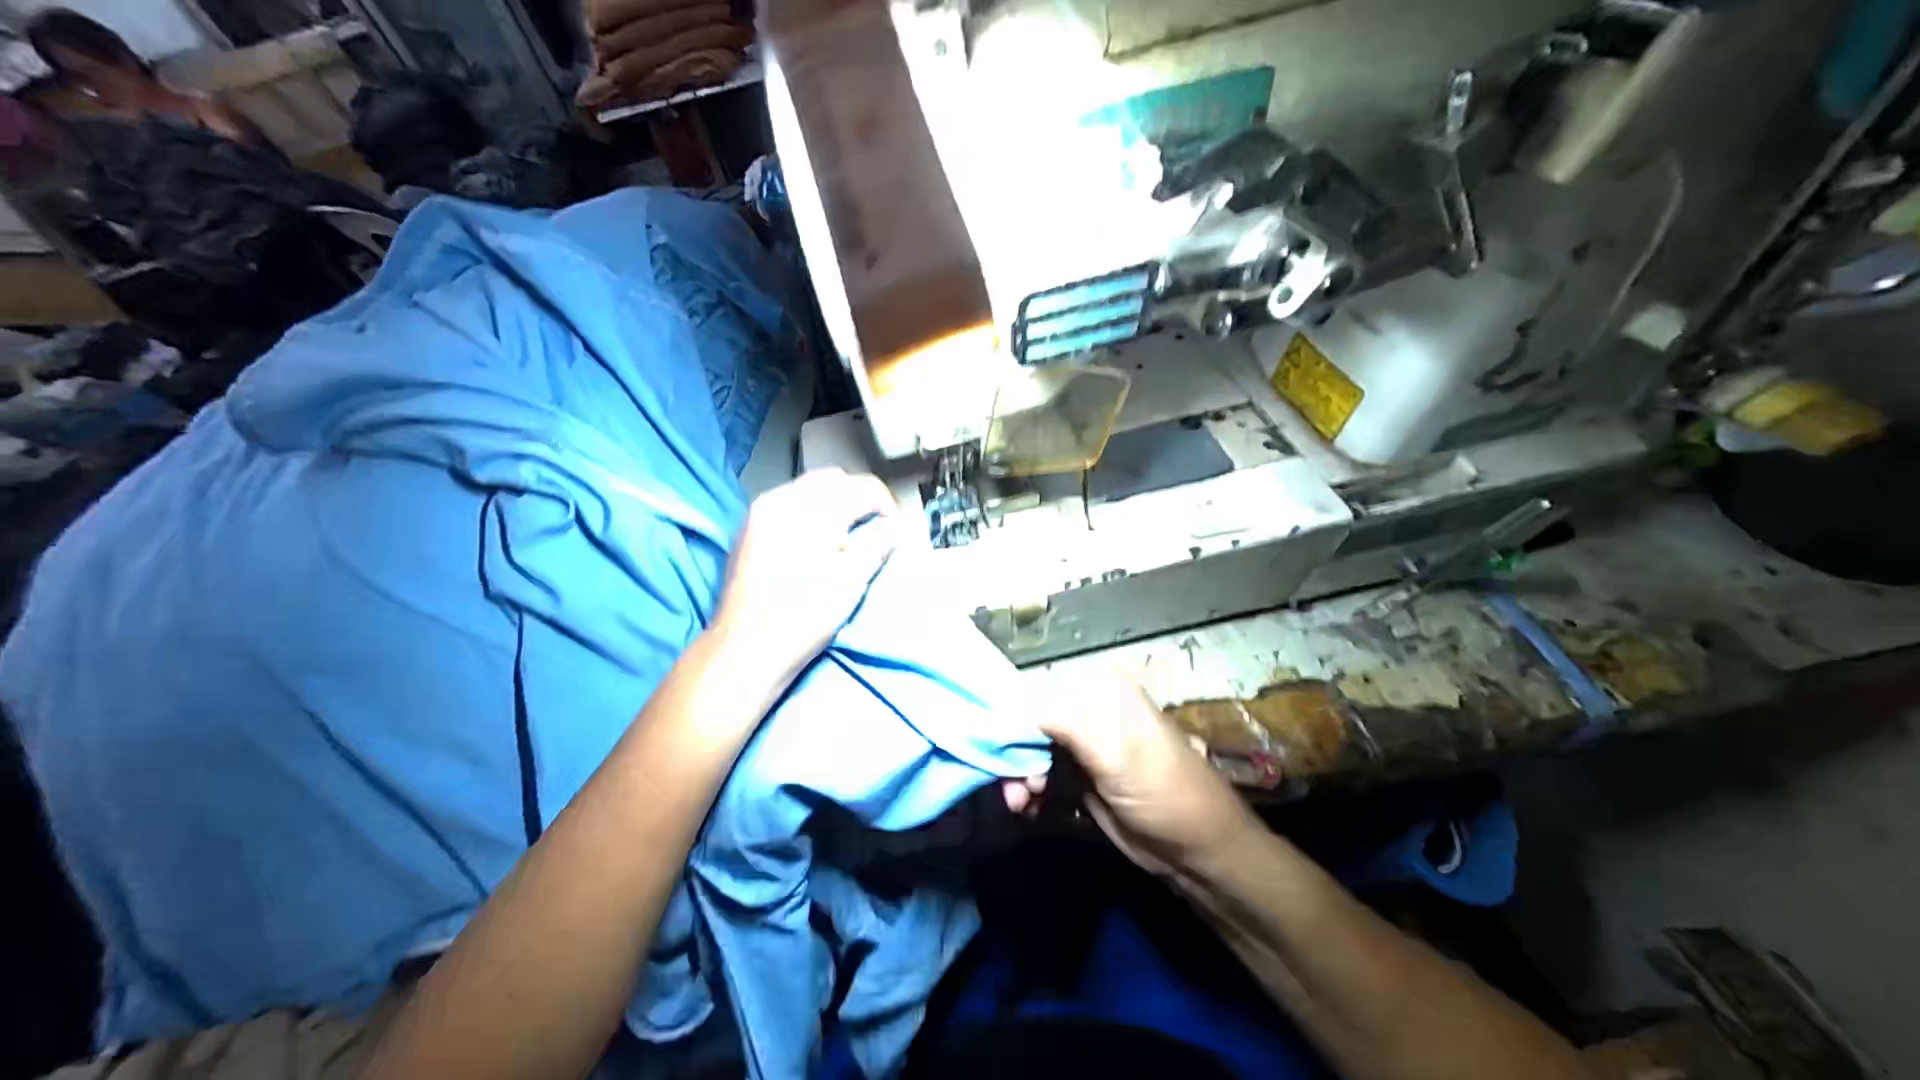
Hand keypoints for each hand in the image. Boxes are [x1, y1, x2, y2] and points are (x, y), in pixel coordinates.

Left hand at [711, 468, 902, 690]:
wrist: (745, 647)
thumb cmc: (803, 615)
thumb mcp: (852, 580)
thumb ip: (878, 543)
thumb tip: (892, 526)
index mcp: (813, 509)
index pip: (864, 488)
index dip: (888, 506)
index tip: (895, 531)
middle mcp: (783, 498)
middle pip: (835, 480)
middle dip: (859, 499)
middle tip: (873, 531)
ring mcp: (761, 510)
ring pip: (809, 487)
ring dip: (834, 503)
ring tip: (845, 537)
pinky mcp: (750, 527)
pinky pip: (788, 502)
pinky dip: (809, 511)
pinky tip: (816, 541)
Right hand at [1008, 671, 1262, 876]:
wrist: (1197, 850)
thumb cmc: (1163, 791)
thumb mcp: (1116, 752)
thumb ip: (1063, 722)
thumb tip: (1007, 712)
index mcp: (1101, 688)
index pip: (1036, 692)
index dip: (1012, 724)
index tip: (1000, 759)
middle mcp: (1088, 708)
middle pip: (1028, 722)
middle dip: (1014, 756)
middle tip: (1017, 791)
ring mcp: (1082, 742)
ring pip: (1029, 750)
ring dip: (1018, 777)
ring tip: (1021, 804)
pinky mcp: (1079, 773)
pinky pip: (1039, 773)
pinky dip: (1028, 791)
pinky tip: (1028, 809)